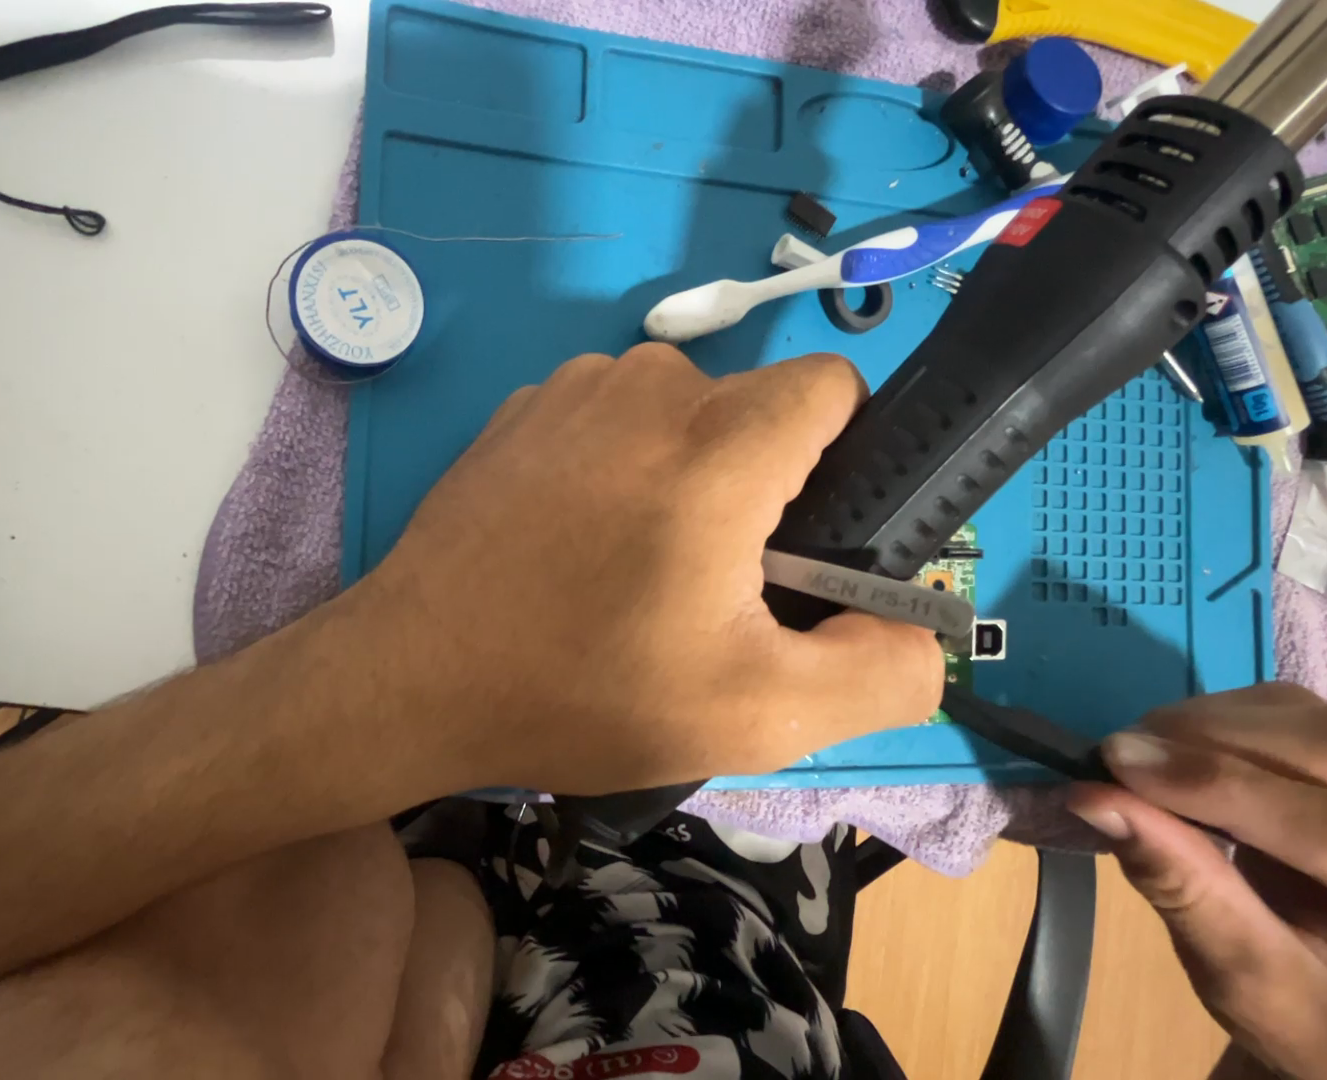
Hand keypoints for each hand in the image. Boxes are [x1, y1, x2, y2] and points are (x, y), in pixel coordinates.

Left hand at [357, 344, 943, 795]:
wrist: (413, 677)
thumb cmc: (583, 691)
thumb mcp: (758, 713)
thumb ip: (880, 671)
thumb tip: (913, 629)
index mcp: (719, 442)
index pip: (833, 389)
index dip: (839, 463)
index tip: (798, 542)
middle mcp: (647, 385)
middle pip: (754, 412)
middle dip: (757, 489)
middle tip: (703, 586)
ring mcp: (570, 389)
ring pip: (678, 416)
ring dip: (681, 481)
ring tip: (627, 571)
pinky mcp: (519, 411)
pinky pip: (608, 423)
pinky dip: (613, 471)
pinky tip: (568, 544)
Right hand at [1067, 683, 1326, 1079]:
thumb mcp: (1257, 992)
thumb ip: (1185, 893)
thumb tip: (1094, 798)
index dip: (1220, 787)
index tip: (1112, 761)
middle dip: (1219, 735)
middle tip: (1122, 750)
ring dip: (1225, 723)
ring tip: (1151, 755)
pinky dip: (1245, 723)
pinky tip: (1199, 755)